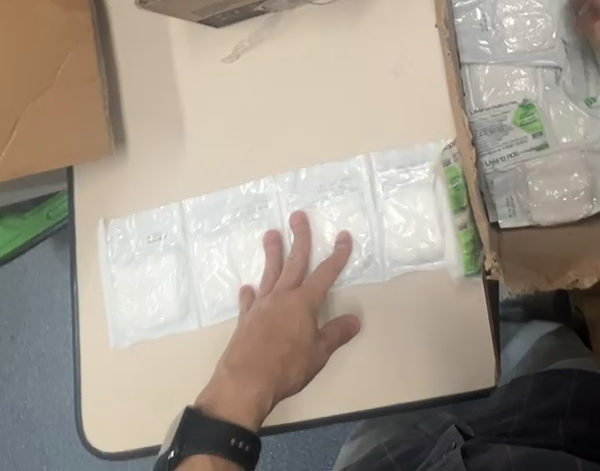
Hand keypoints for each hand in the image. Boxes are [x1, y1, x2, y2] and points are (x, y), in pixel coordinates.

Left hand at [194, 211, 362, 430]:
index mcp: (304, 302)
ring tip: (270, 234)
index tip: (343, 236)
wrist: (244, 384)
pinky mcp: (245, 320)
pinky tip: (248, 287)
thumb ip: (336, 334)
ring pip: (269, 273)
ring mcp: (261, 307)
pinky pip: (249, 301)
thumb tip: (355, 320)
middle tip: (298, 215)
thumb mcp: (319, 354)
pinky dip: (250, 293)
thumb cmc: (287, 368)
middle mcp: (283, 297)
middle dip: (300, 237)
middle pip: (294, 261)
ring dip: (272, 253)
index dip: (337, 255)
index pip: (325, 273)